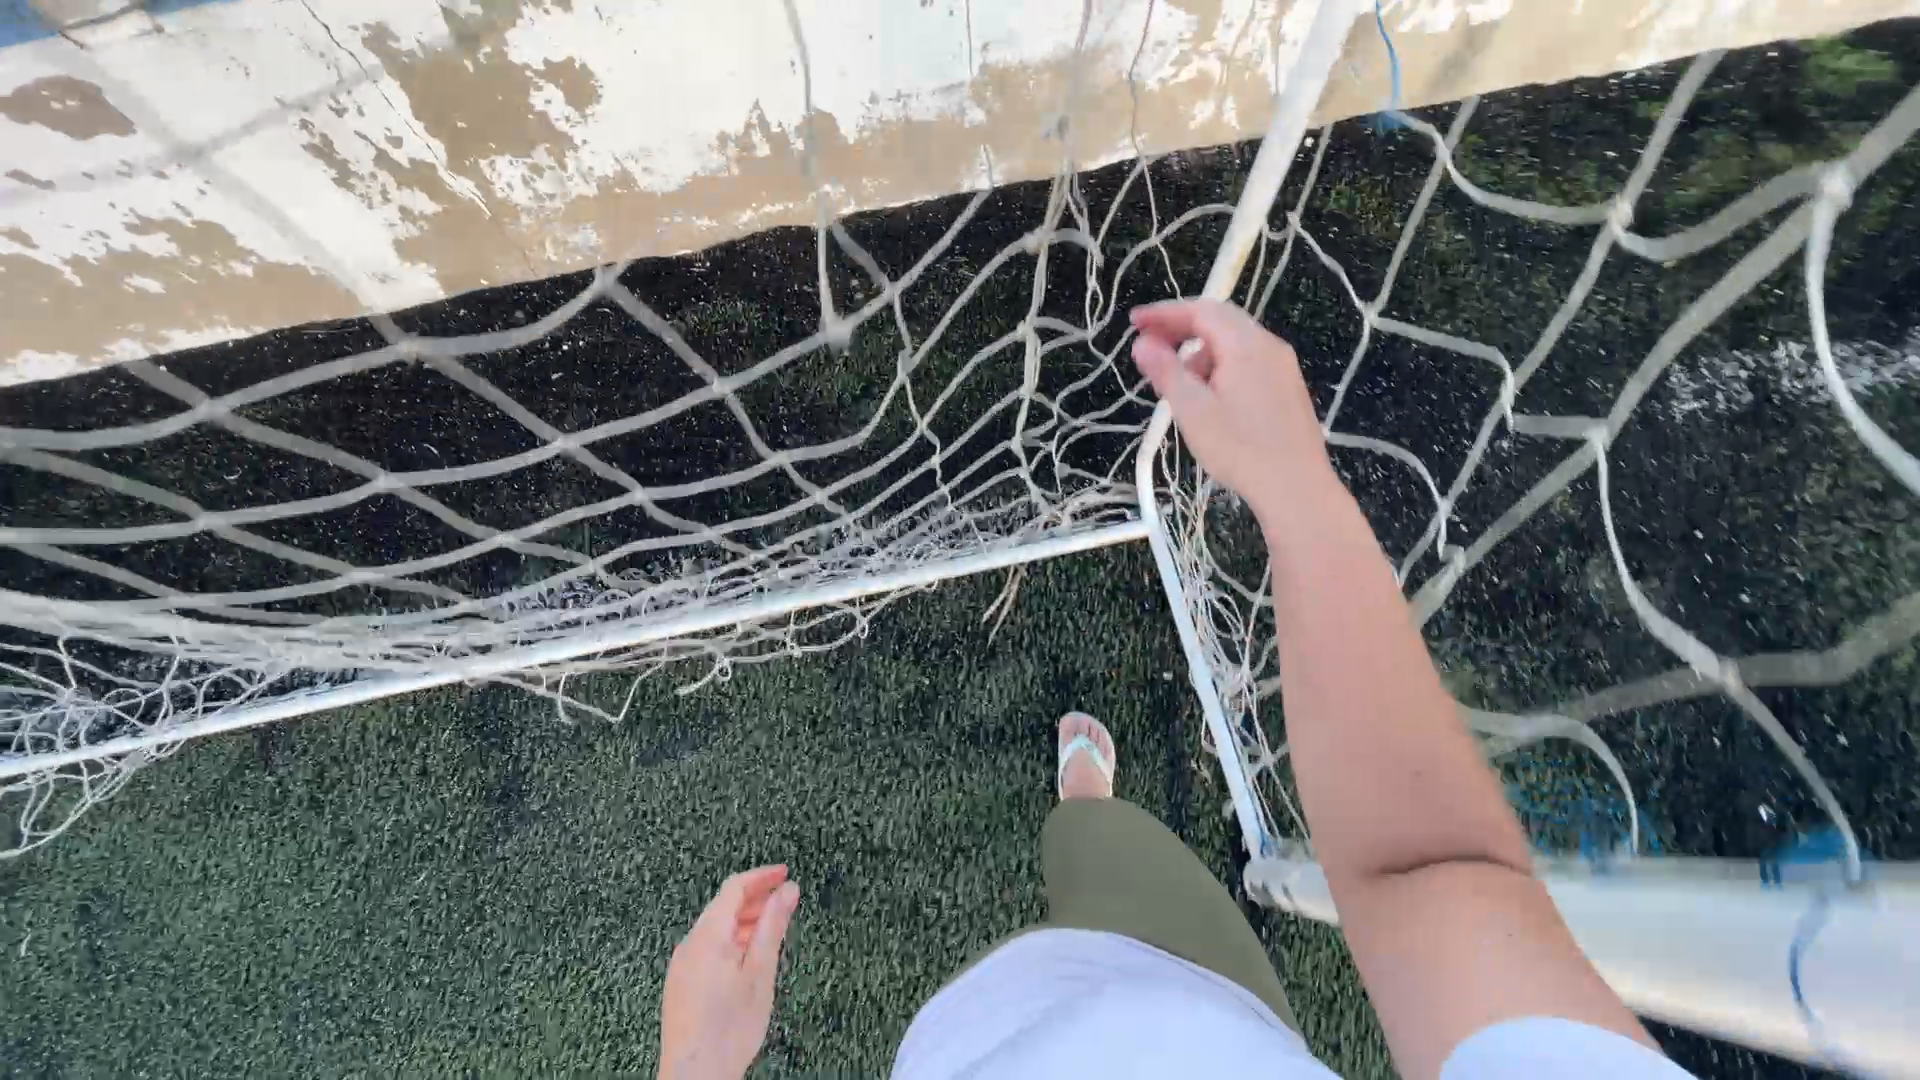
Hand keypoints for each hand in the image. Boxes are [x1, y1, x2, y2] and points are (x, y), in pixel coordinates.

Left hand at [659, 865, 799, 1079]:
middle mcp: (689, 944)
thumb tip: (788, 889)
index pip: (734, 887)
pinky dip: (731, 940)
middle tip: (785, 901)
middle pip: (723, 905)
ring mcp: (682, 964)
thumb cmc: (730, 1028)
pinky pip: (708, 947)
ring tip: (772, 930)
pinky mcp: (681, 983)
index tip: (785, 873)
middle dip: (755, 898)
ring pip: (716, 927)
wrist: (695, 1078)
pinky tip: (748, 957)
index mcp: (708, 935)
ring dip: (744, 920)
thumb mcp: (761, 971)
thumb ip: (773, 925)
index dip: (762, 876)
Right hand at [1130, 299, 1332, 521]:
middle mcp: (1269, 346)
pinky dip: (1219, 367)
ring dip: (1199, 353)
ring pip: (1234, 344)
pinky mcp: (1286, 389)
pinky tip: (1208, 399)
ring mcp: (1282, 368)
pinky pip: (1247, 362)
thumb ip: (1166, 371)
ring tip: (1177, 385)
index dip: (1164, 313)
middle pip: (1220, 321)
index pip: (1201, 311)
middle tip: (1149, 346)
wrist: (1295, 488)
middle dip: (1181, 329)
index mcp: (1246, 345)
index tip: (1134, 322)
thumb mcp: (1192, 410)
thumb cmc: (1239, 449)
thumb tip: (1142, 343)